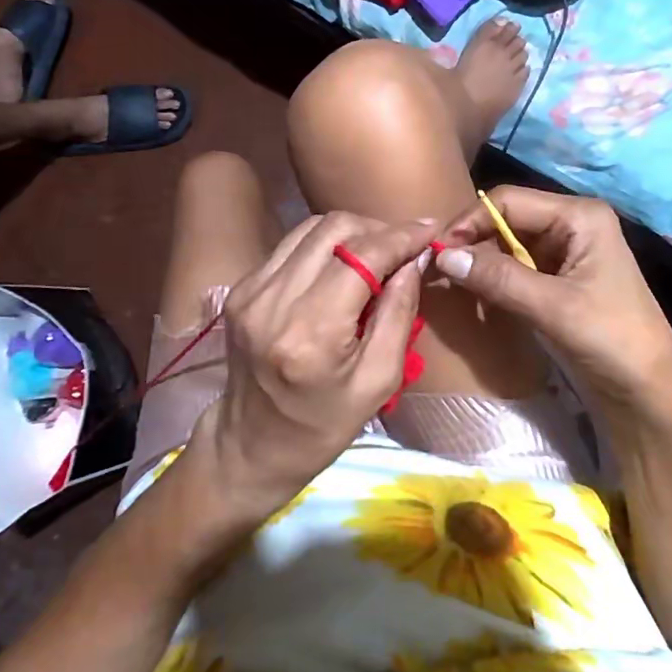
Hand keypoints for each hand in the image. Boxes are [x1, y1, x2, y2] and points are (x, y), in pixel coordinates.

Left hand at [196, 212, 434, 508]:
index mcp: (311, 331)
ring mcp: (251, 290)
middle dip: (377, 229)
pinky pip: (291, 246)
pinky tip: (341, 268)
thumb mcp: (379, 380)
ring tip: (376, 254)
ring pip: (310, 228)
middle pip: (334, 228)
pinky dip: (323, 247)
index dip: (400, 236)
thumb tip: (414, 259)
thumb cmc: (324, 425)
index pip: (362, 255)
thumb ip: (399, 312)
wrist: (252, 443)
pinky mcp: (241, 288)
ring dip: (350, 233)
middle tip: (403, 248)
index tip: (430, 230)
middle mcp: (274, 299)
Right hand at [435, 186, 671, 407]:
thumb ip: (498, 278)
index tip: (440, 250)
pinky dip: (493, 276)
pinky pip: (514, 265)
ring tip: (453, 281)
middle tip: (440, 268)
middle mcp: (571, 224)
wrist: (645, 392)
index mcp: (579, 216)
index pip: (509, 201)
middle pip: (506, 218)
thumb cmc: (610, 340)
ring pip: (507, 242)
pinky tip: (476, 292)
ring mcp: (565, 250)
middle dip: (473, 240)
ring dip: (481, 260)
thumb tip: (442, 256)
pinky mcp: (557, 276)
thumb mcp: (552, 307)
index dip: (471, 220)